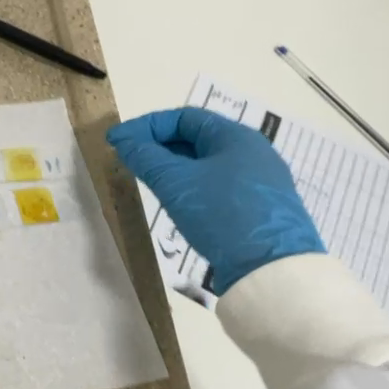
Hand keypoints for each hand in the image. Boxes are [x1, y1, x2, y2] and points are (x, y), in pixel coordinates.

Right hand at [107, 107, 324, 292]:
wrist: (271, 270)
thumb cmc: (222, 214)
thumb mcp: (175, 183)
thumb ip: (145, 157)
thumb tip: (123, 140)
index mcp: (236, 137)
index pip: (183, 118)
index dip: (146, 126)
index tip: (116, 141)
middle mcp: (253, 152)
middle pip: (196, 139)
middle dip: (158, 145)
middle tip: (129, 160)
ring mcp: (260, 181)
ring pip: (205, 164)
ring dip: (172, 167)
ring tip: (148, 180)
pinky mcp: (261, 207)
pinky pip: (217, 184)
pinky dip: (191, 185)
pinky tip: (177, 201)